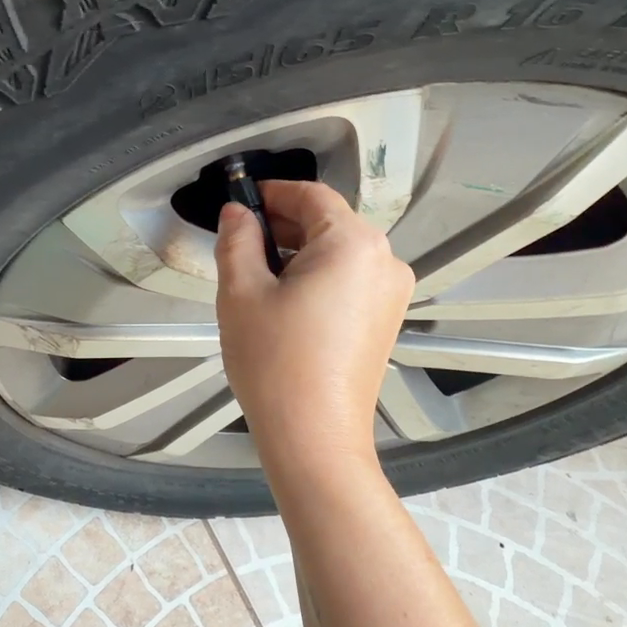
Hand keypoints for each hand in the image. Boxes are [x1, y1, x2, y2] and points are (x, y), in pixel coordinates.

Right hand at [214, 180, 413, 465]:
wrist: (313, 434)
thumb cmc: (278, 366)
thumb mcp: (241, 291)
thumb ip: (237, 239)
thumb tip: (236, 214)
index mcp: (353, 245)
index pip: (311, 195)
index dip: (272, 192)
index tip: (242, 197)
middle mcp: (383, 262)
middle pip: (328, 222)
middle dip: (282, 225)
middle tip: (239, 239)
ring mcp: (390, 293)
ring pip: (338, 251)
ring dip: (297, 252)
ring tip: (255, 275)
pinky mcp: (384, 318)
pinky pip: (349, 278)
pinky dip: (316, 276)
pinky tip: (281, 299)